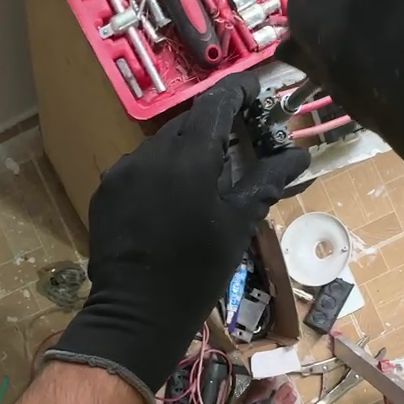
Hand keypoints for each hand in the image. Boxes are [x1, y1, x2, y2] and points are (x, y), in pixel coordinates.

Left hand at [45, 73, 309, 399]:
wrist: (138, 311)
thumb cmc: (197, 269)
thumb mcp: (238, 223)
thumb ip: (266, 181)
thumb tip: (299, 154)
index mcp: (189, 155)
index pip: (216, 102)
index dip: (239, 92)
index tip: (255, 94)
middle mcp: (150, 153)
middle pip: (187, 123)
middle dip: (213, 128)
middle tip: (236, 146)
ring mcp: (121, 172)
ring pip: (160, 146)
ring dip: (184, 152)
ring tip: (202, 180)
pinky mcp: (104, 192)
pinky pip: (137, 169)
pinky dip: (158, 174)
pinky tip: (169, 201)